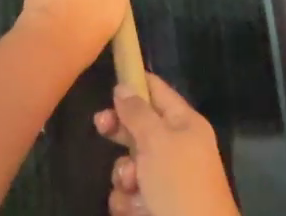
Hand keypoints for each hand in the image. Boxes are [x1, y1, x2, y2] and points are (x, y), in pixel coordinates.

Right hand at [95, 73, 240, 215]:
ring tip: (132, 185)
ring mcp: (164, 180)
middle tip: (101, 127)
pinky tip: (135, 209)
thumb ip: (136, 112)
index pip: (157, 91)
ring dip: (123, 174)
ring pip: (129, 164)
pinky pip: (129, 194)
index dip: (134, 83)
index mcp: (184, 125)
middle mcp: (175, 149)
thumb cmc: (180, 184)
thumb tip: (123, 86)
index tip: (108, 83)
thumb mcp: (157, 140)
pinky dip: (128, 202)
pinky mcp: (154, 207)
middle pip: (138, 127)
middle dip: (118, 130)